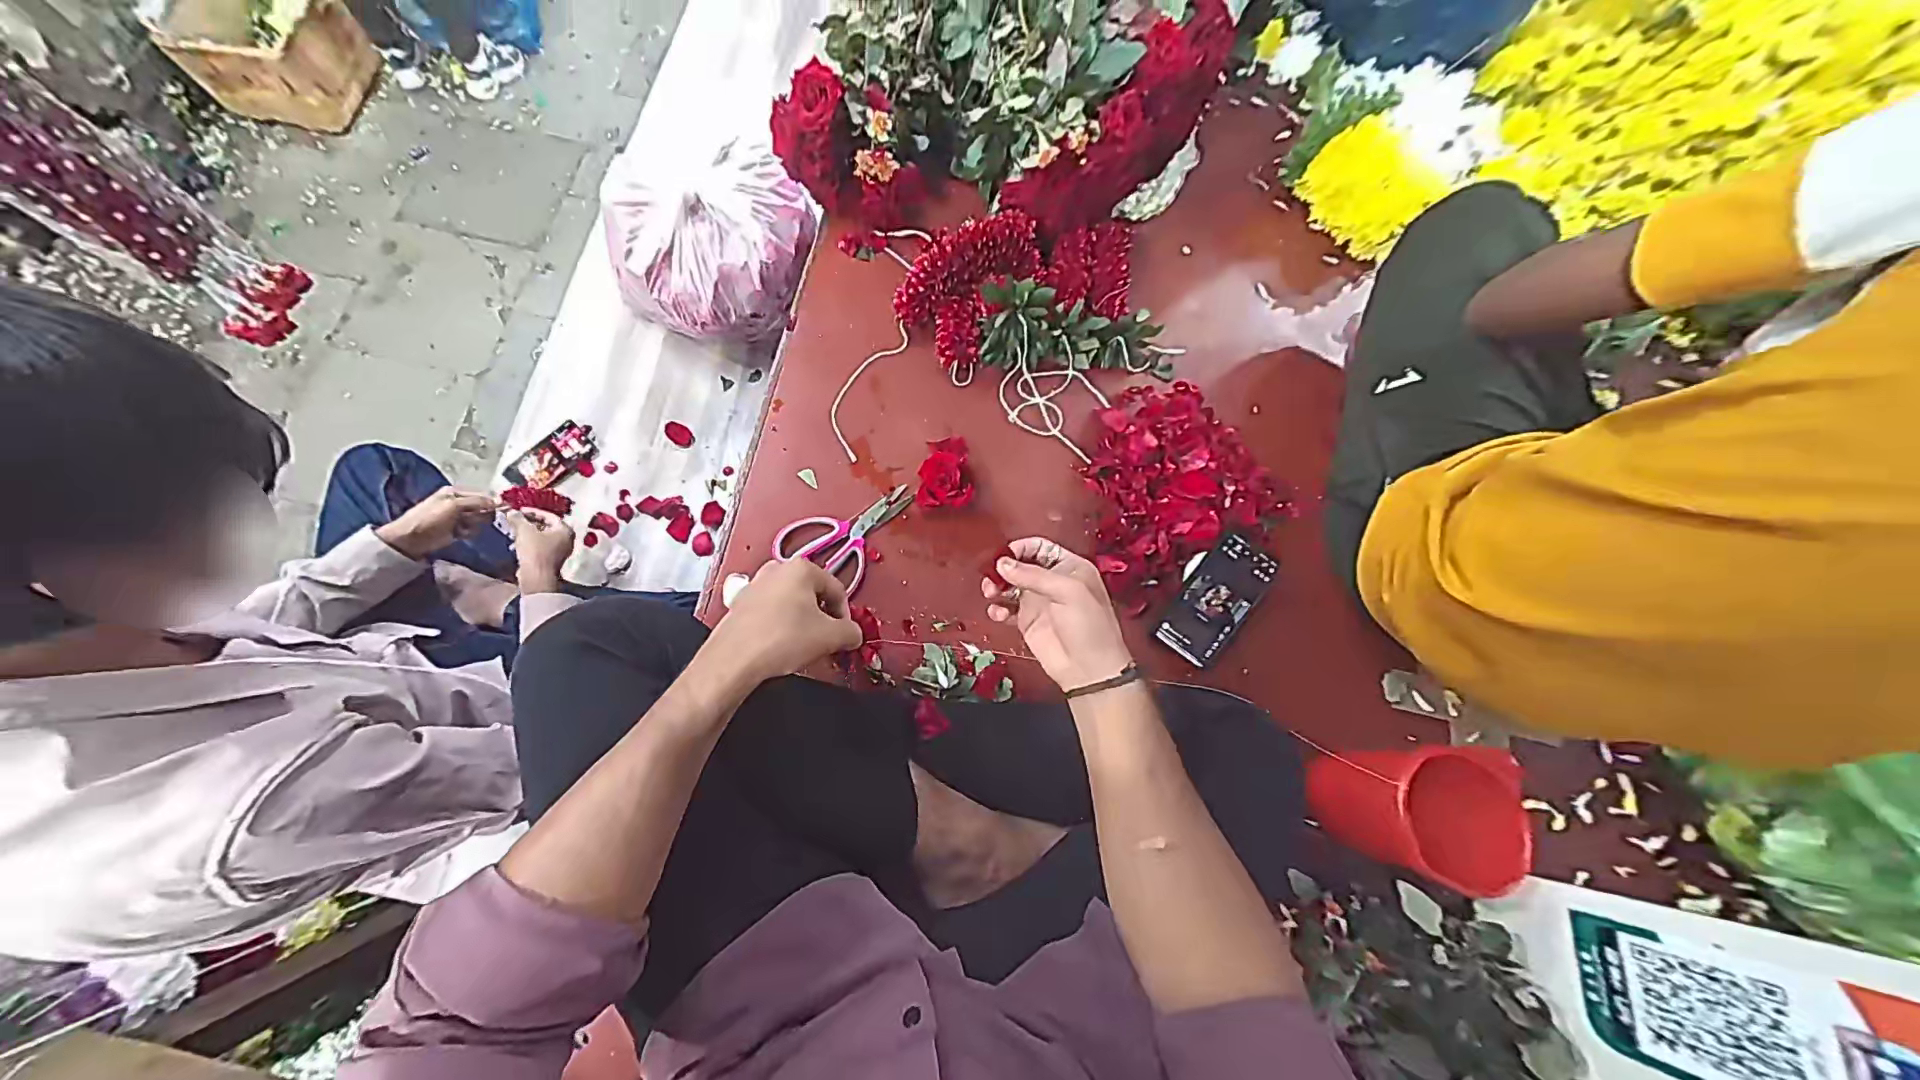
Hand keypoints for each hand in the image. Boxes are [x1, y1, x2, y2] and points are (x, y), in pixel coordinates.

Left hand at [375, 487, 496, 559]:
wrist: (410, 540)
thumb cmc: (430, 519)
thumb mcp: (454, 506)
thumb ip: (477, 501)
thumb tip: (500, 501)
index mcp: (456, 492)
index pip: (485, 494)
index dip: (494, 502)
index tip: (503, 510)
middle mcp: (459, 502)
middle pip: (484, 507)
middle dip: (483, 515)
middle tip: (473, 520)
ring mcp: (459, 516)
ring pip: (480, 519)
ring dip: (475, 525)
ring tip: (463, 528)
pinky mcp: (458, 529)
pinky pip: (474, 529)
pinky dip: (470, 532)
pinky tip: (460, 534)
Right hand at [506, 508, 573, 591]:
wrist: (536, 577)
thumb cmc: (535, 551)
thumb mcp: (524, 531)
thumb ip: (518, 519)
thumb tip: (512, 512)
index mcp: (565, 530)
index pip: (550, 515)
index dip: (533, 512)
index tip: (519, 511)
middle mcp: (567, 539)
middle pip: (547, 526)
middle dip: (530, 522)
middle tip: (516, 520)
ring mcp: (561, 551)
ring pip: (543, 537)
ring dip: (529, 533)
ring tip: (514, 531)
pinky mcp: (552, 560)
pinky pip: (541, 547)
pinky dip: (531, 543)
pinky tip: (518, 544)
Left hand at [706, 558, 863, 686]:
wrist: (734, 660)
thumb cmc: (782, 640)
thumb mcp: (831, 637)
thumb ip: (851, 632)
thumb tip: (853, 634)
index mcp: (801, 567)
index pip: (837, 589)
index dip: (845, 615)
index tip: (845, 634)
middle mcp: (777, 569)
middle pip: (813, 594)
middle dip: (823, 617)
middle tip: (825, 640)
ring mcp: (755, 584)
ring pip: (791, 602)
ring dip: (802, 621)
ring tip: (802, 645)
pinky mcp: (740, 603)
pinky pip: (771, 611)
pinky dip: (780, 625)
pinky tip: (780, 645)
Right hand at [982, 537, 1131, 691]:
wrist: (1089, 669)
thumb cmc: (1090, 627)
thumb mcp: (1067, 592)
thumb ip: (1033, 575)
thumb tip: (1002, 563)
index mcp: (1069, 567)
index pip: (1040, 547)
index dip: (1020, 548)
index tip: (1003, 555)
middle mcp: (1052, 581)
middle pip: (1020, 565)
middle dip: (1003, 568)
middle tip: (991, 577)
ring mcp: (1039, 601)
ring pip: (1009, 585)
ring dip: (996, 587)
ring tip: (990, 594)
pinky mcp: (1027, 621)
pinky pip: (1006, 608)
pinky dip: (998, 609)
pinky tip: (998, 614)